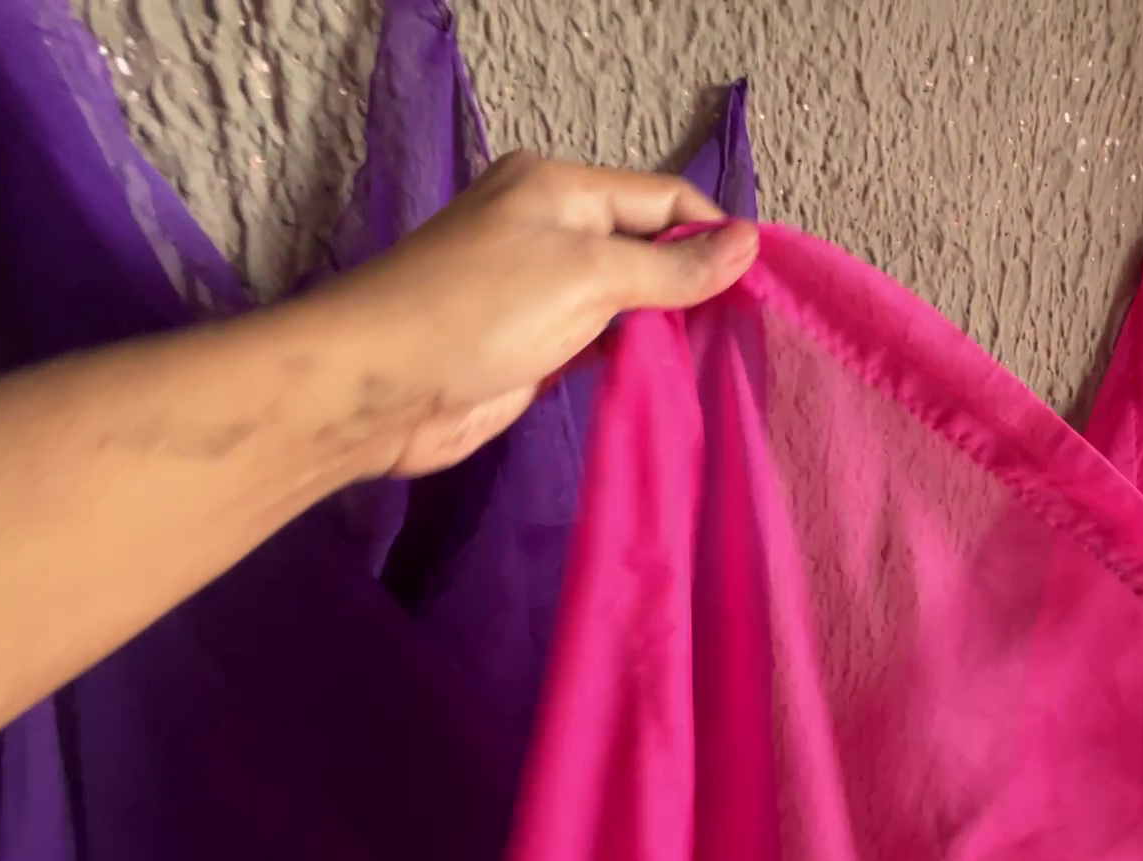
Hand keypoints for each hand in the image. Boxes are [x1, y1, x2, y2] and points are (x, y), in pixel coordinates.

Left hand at [298, 153, 759, 476]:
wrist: (384, 389)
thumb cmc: (485, 312)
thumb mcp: (589, 275)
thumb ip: (673, 268)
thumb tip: (750, 243)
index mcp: (563, 189)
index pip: (663, 200)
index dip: (715, 236)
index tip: (758, 286)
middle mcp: (556, 230)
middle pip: (650, 246)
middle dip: (697, 281)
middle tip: (742, 326)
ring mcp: (547, 289)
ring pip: (632, 297)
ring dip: (672, 321)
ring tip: (718, 351)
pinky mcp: (543, 341)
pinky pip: (609, 338)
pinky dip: (641, 352)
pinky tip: (672, 371)